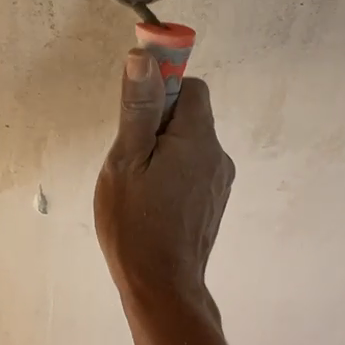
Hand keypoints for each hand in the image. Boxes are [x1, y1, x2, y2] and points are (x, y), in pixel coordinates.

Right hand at [94, 49, 234, 302]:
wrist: (161, 286)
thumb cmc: (136, 221)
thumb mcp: (126, 160)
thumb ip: (137, 108)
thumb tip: (143, 58)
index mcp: (198, 139)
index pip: (191, 87)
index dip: (161, 88)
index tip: (134, 110)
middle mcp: (217, 156)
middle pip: (189, 116)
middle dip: (155, 124)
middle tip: (127, 154)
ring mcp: (218, 182)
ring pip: (187, 144)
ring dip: (161, 150)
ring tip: (136, 183)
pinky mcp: (212, 203)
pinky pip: (190, 169)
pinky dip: (170, 172)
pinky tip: (149, 200)